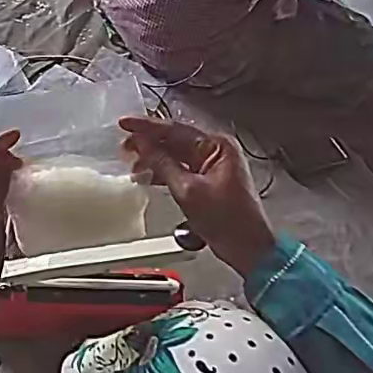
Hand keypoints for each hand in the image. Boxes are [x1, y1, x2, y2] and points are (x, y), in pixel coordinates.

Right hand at [119, 117, 275, 276]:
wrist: (248, 248)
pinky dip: (164, 173)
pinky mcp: (208, 182)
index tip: (126, 124)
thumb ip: (162, 164)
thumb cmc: (230, 221)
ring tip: (132, 163)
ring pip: (176, 156)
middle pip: (175, 141)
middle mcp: (217, 152)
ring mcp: (213, 167)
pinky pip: (181, 170)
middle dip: (149, 143)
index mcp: (218, 146)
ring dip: (154, 159)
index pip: (176, 129)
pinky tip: (148, 176)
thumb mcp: (188, 190)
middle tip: (125, 147)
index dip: (147, 127)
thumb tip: (143, 146)